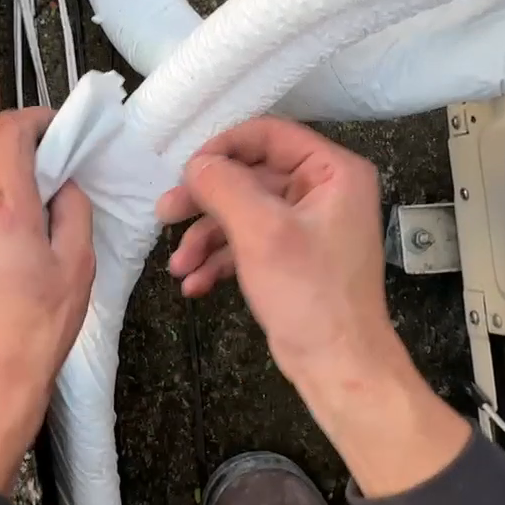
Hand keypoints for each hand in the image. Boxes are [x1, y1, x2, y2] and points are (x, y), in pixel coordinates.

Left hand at [0, 109, 95, 494]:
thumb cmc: (36, 328)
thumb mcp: (77, 265)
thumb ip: (74, 209)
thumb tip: (64, 186)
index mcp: (4, 203)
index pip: (10, 129)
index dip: (40, 119)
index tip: (66, 133)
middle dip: (29, 145)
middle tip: (63, 168)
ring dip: (12, 173)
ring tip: (46, 204)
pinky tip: (21, 232)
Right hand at [155, 116, 468, 494]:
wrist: (339, 369)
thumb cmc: (310, 295)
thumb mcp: (261, 232)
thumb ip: (224, 187)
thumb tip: (195, 164)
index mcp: (333, 172)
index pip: (269, 135)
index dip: (224, 147)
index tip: (187, 171)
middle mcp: (323, 191)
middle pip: (249, 176)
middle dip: (205, 201)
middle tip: (164, 214)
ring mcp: (307, 226)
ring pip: (243, 212)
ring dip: (205, 238)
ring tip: (178, 267)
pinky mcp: (292, 257)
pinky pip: (248, 243)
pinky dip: (219, 260)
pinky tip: (195, 285)